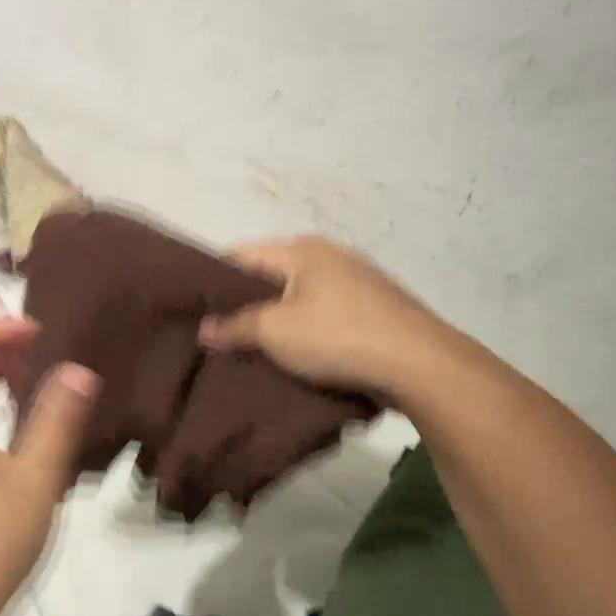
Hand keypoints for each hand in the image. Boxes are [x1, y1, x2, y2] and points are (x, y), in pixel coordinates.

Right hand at [198, 236, 459, 399]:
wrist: (421, 365)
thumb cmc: (337, 337)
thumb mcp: (273, 332)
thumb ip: (234, 327)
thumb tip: (203, 328)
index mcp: (302, 250)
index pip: (241, 255)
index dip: (213, 279)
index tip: (194, 308)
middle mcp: (330, 256)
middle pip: (271, 277)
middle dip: (245, 303)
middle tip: (219, 333)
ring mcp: (358, 282)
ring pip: (300, 298)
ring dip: (278, 321)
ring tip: (254, 349)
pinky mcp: (377, 310)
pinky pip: (326, 315)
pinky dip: (308, 332)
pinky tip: (297, 357)